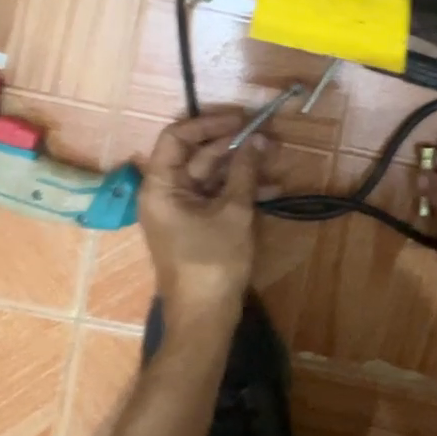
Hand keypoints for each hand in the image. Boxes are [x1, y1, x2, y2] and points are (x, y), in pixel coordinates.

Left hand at [139, 112, 268, 327]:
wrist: (205, 317)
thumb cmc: (212, 262)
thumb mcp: (233, 212)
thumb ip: (245, 171)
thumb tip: (258, 139)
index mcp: (160, 186)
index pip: (177, 138)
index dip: (208, 123)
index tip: (240, 118)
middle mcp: (165, 192)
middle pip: (198, 155)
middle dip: (234, 145)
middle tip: (268, 136)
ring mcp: (181, 209)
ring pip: (212, 176)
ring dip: (243, 167)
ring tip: (276, 157)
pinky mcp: (197, 224)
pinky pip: (217, 196)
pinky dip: (241, 190)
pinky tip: (273, 188)